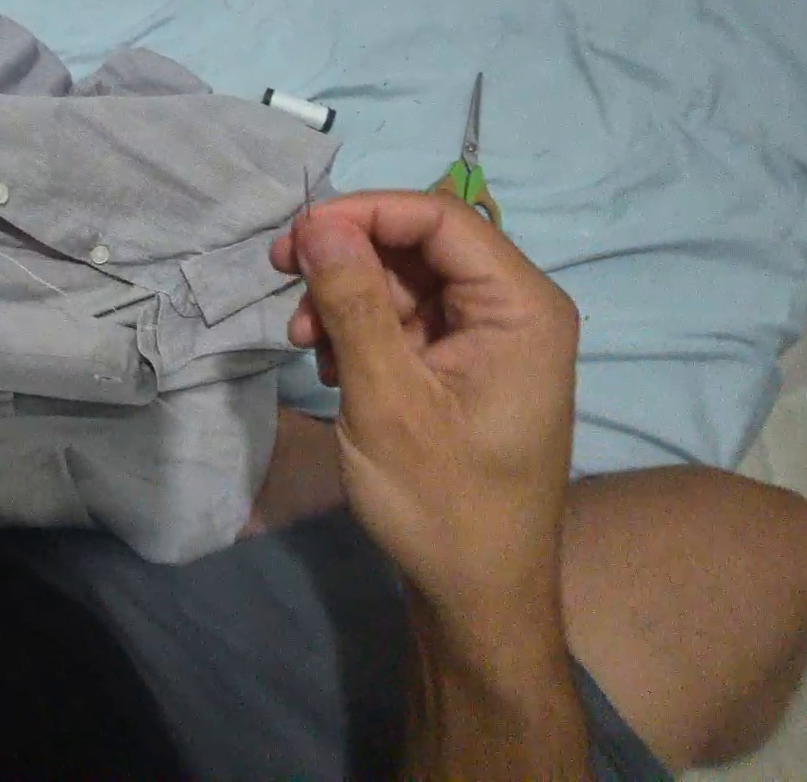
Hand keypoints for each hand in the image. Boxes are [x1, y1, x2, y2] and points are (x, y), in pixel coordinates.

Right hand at [269, 192, 579, 620]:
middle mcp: (511, 309)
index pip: (440, 219)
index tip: (297, 235)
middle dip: (346, 261)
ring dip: (344, 301)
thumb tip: (316, 224)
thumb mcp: (386, 398)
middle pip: (417, 246)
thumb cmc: (440, 502)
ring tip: (306, 345)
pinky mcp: (458, 362)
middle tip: (285, 280)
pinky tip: (333, 367)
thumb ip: (352, 303)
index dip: (364, 213)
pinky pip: (401, 319)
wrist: (472, 592)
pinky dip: (358, 331)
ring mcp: (485, 336)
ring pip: (400, 281)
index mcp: (521, 307)